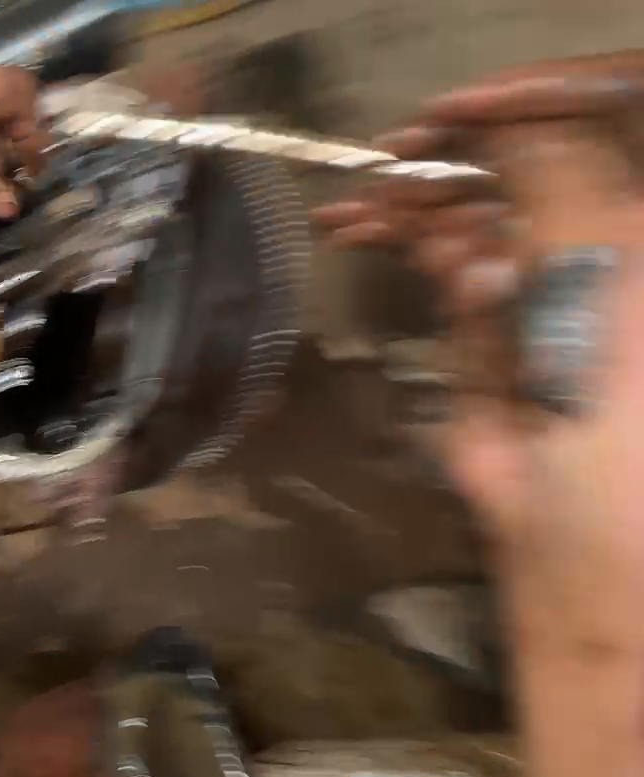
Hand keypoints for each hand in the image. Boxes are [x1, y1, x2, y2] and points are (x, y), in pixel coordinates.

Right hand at [314, 54, 643, 652]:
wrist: (576, 492)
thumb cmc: (622, 371)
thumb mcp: (605, 255)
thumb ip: (559, 174)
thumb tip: (497, 117)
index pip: (631, 105)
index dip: (553, 93)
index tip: (466, 107)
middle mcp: (621, 223)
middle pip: (548, 154)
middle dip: (466, 148)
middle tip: (393, 153)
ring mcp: (560, 265)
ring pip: (485, 206)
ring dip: (415, 201)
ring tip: (351, 209)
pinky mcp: (498, 312)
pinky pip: (451, 258)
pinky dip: (411, 247)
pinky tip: (367, 239)